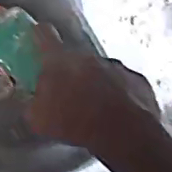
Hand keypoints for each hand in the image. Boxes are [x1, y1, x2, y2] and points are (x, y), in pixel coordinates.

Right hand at [25, 29, 163, 159]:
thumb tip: (31, 102)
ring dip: (96, 80)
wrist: (126, 138)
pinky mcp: (140, 83)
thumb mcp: (38, 118)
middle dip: (70, 68)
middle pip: (74, 55)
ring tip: (95, 103)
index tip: (37, 35)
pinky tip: (118, 109)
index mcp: (58, 59)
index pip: (44, 34)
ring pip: (101, 69)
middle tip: (66, 88)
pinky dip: (120, 92)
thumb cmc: (75, 124)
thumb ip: (32, 103)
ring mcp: (117, 68)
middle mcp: (87, 57)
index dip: (39, 34)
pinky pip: (125, 83)